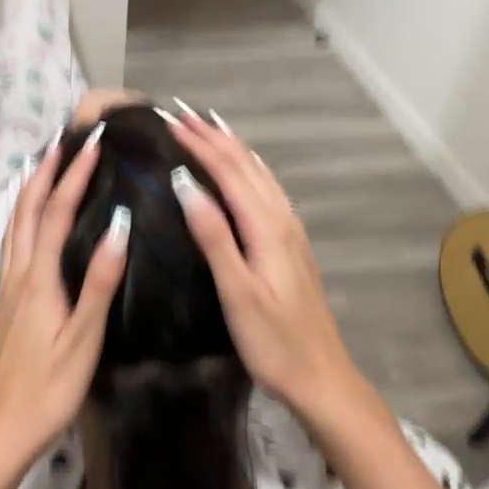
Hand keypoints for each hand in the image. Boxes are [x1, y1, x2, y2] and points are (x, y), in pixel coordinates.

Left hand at [0, 131, 128, 469]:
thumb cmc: (47, 391)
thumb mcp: (83, 340)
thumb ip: (99, 282)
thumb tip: (118, 226)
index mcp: (37, 279)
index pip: (55, 213)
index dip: (73, 175)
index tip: (93, 143)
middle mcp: (18, 274)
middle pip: (26, 210)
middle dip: (47, 171)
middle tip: (66, 140)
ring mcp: (9, 289)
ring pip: (15, 225)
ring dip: (31, 190)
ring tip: (47, 165)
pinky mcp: (8, 304)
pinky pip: (13, 244)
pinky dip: (23, 218)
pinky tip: (31, 224)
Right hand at [166, 111, 365, 416]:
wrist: (322, 376)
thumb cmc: (273, 341)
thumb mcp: (237, 292)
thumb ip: (213, 235)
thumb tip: (185, 182)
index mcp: (267, 227)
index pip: (228, 171)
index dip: (198, 143)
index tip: (167, 120)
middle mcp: (282, 219)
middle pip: (245, 165)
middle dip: (212, 135)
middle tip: (178, 112)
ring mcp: (291, 231)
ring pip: (259, 174)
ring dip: (231, 146)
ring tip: (207, 125)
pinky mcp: (292, 245)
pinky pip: (267, 189)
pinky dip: (249, 168)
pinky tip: (245, 169)